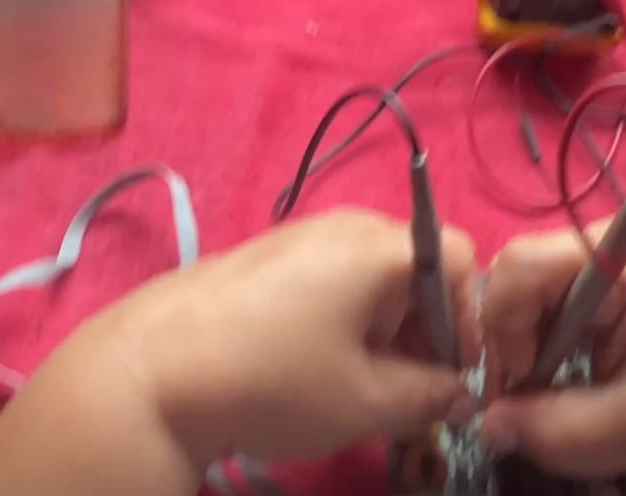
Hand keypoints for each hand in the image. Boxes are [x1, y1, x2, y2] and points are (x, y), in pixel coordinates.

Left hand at [62, 208, 480, 464]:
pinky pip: (336, 273)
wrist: (156, 366)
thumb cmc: (276, 378)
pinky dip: (350, 314)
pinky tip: (320, 359)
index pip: (459, 254)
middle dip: (428, 325)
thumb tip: (463, 395)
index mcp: (379, 245)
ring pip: (376, 271)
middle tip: (413, 386)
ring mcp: (306, 234)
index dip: (470, 315)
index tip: (456, 373)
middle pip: (417, 262)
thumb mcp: (365, 401)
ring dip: (389, 324)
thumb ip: (431, 394)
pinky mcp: (274, 252)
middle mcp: (347, 224)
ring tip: (364, 381)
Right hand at [478, 223, 625, 486]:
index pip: (519, 266)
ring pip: (530, 299)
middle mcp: (598, 246)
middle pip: (518, 279)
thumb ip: (557, 428)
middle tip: (522, 401)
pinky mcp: (609, 297)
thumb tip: (488, 428)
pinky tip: (564, 388)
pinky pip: (553, 315)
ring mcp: (604, 269)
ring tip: (544, 402)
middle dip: (510, 341)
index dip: (504, 326)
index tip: (521, 387)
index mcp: (607, 251)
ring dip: (526, 352)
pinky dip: (546, 354)